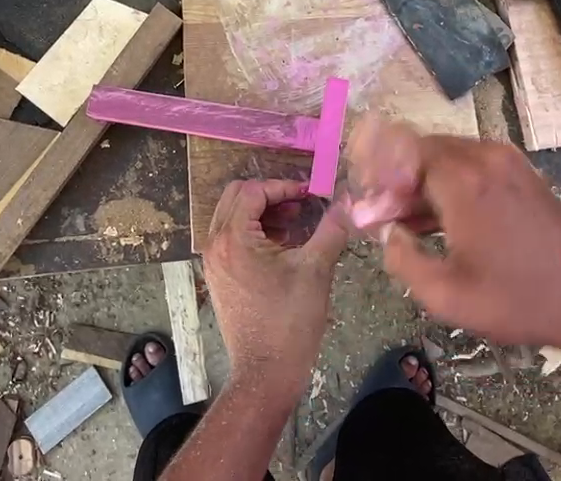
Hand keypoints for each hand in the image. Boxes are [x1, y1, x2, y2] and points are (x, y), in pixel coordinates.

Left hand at [200, 180, 347, 397]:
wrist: (266, 373)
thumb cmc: (290, 321)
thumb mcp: (315, 270)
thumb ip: (331, 229)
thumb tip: (347, 202)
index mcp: (233, 238)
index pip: (253, 191)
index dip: (283, 186)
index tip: (309, 195)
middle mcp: (215, 244)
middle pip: (236, 197)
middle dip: (269, 195)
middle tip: (299, 205)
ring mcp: (213, 261)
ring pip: (232, 215)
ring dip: (261, 212)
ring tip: (294, 224)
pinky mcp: (218, 275)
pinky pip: (231, 236)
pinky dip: (253, 230)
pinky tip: (282, 245)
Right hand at [345, 117, 560, 348]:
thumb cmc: (517, 298)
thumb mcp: (447, 295)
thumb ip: (401, 259)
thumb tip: (385, 232)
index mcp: (461, 179)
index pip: (398, 152)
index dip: (377, 178)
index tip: (368, 208)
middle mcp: (480, 155)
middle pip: (418, 149)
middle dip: (394, 181)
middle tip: (383, 218)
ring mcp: (502, 158)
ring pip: (441, 155)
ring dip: (418, 182)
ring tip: (408, 224)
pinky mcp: (516, 168)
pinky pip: (466, 162)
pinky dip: (445, 182)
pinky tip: (439, 218)